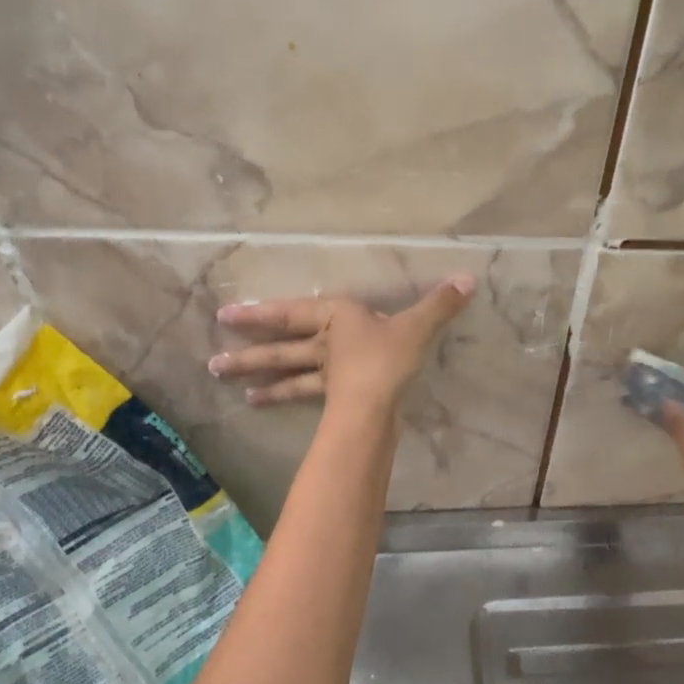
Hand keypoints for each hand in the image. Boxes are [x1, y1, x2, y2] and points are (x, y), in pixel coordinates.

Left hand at [209, 274, 474, 412]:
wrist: (378, 405)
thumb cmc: (389, 358)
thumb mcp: (417, 327)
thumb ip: (440, 304)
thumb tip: (470, 278)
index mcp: (336, 317)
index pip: (291, 313)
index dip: (259, 314)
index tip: (226, 316)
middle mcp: (324, 343)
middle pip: (280, 347)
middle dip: (248, 352)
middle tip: (214, 361)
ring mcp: (326, 374)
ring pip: (286, 374)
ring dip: (259, 379)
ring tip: (231, 384)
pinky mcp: (333, 400)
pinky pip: (304, 396)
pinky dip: (282, 398)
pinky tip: (260, 404)